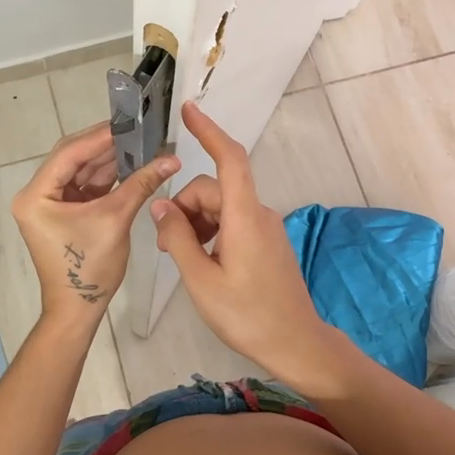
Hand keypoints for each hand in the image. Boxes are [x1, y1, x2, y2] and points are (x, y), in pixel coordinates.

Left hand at [11, 123, 177, 325]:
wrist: (78, 309)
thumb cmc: (89, 267)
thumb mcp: (115, 220)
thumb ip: (140, 185)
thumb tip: (171, 159)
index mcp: (36, 195)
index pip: (68, 154)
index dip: (99, 137)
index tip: (128, 123)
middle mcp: (36, 195)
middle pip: (72, 159)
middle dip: (105, 146)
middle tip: (136, 130)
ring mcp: (48, 204)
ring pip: (80, 172)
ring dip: (107, 161)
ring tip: (139, 145)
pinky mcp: (62, 213)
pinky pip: (84, 187)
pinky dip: (105, 178)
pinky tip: (129, 165)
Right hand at [150, 102, 332, 377]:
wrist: (294, 343)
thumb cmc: (246, 315)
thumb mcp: (200, 280)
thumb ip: (177, 239)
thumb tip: (160, 207)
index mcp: (244, 217)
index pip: (229, 160)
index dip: (210, 132)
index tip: (189, 111)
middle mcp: (257, 214)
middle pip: (212, 189)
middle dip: (184, 208)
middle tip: (164, 247)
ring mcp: (265, 228)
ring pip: (219, 208)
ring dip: (195, 224)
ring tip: (182, 260)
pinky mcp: (266, 243)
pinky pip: (231, 223)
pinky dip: (210, 233)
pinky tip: (202, 263)